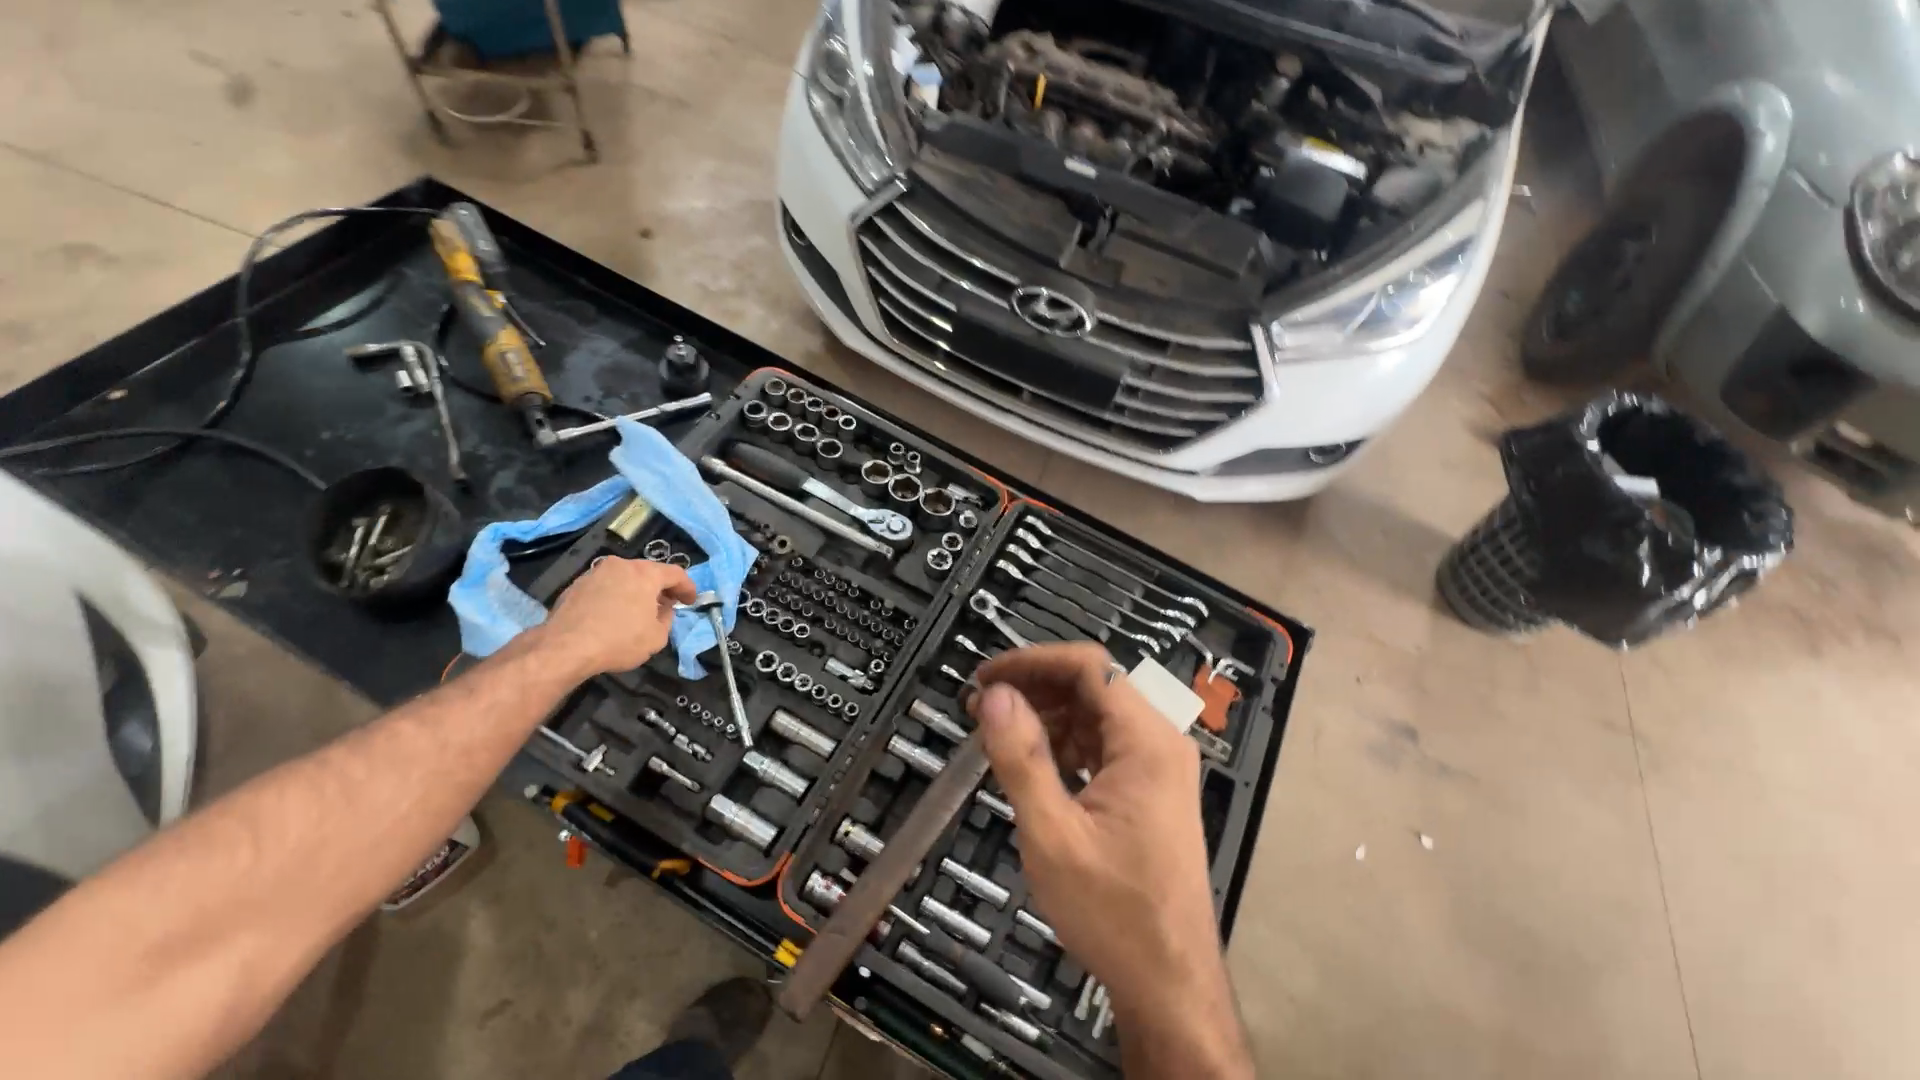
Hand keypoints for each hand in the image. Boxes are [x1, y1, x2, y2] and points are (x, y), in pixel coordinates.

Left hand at [537, 557, 695, 678]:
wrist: (565, 647)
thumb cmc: (619, 641)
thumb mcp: (657, 637)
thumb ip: (666, 619)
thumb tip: (662, 609)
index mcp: (645, 573)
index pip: (675, 573)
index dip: (688, 587)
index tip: (691, 600)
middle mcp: (620, 565)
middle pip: (648, 572)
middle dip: (660, 588)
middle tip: (668, 604)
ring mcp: (595, 572)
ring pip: (625, 577)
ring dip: (636, 590)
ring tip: (639, 610)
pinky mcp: (576, 584)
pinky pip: (605, 586)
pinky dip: (615, 595)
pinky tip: (614, 614)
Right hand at [970, 643, 1252, 1078]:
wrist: (1168, 980)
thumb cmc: (1112, 911)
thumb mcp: (1053, 835)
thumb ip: (1022, 758)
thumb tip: (994, 695)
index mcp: (1147, 742)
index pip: (1090, 666)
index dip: (1032, 661)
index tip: (984, 679)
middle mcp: (1160, 743)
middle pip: (1095, 686)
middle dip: (1035, 687)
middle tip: (980, 708)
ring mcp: (1159, 768)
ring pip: (1097, 715)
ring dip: (1047, 716)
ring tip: (996, 735)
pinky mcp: (1151, 792)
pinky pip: (1104, 747)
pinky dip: (1065, 745)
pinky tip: (1032, 764)